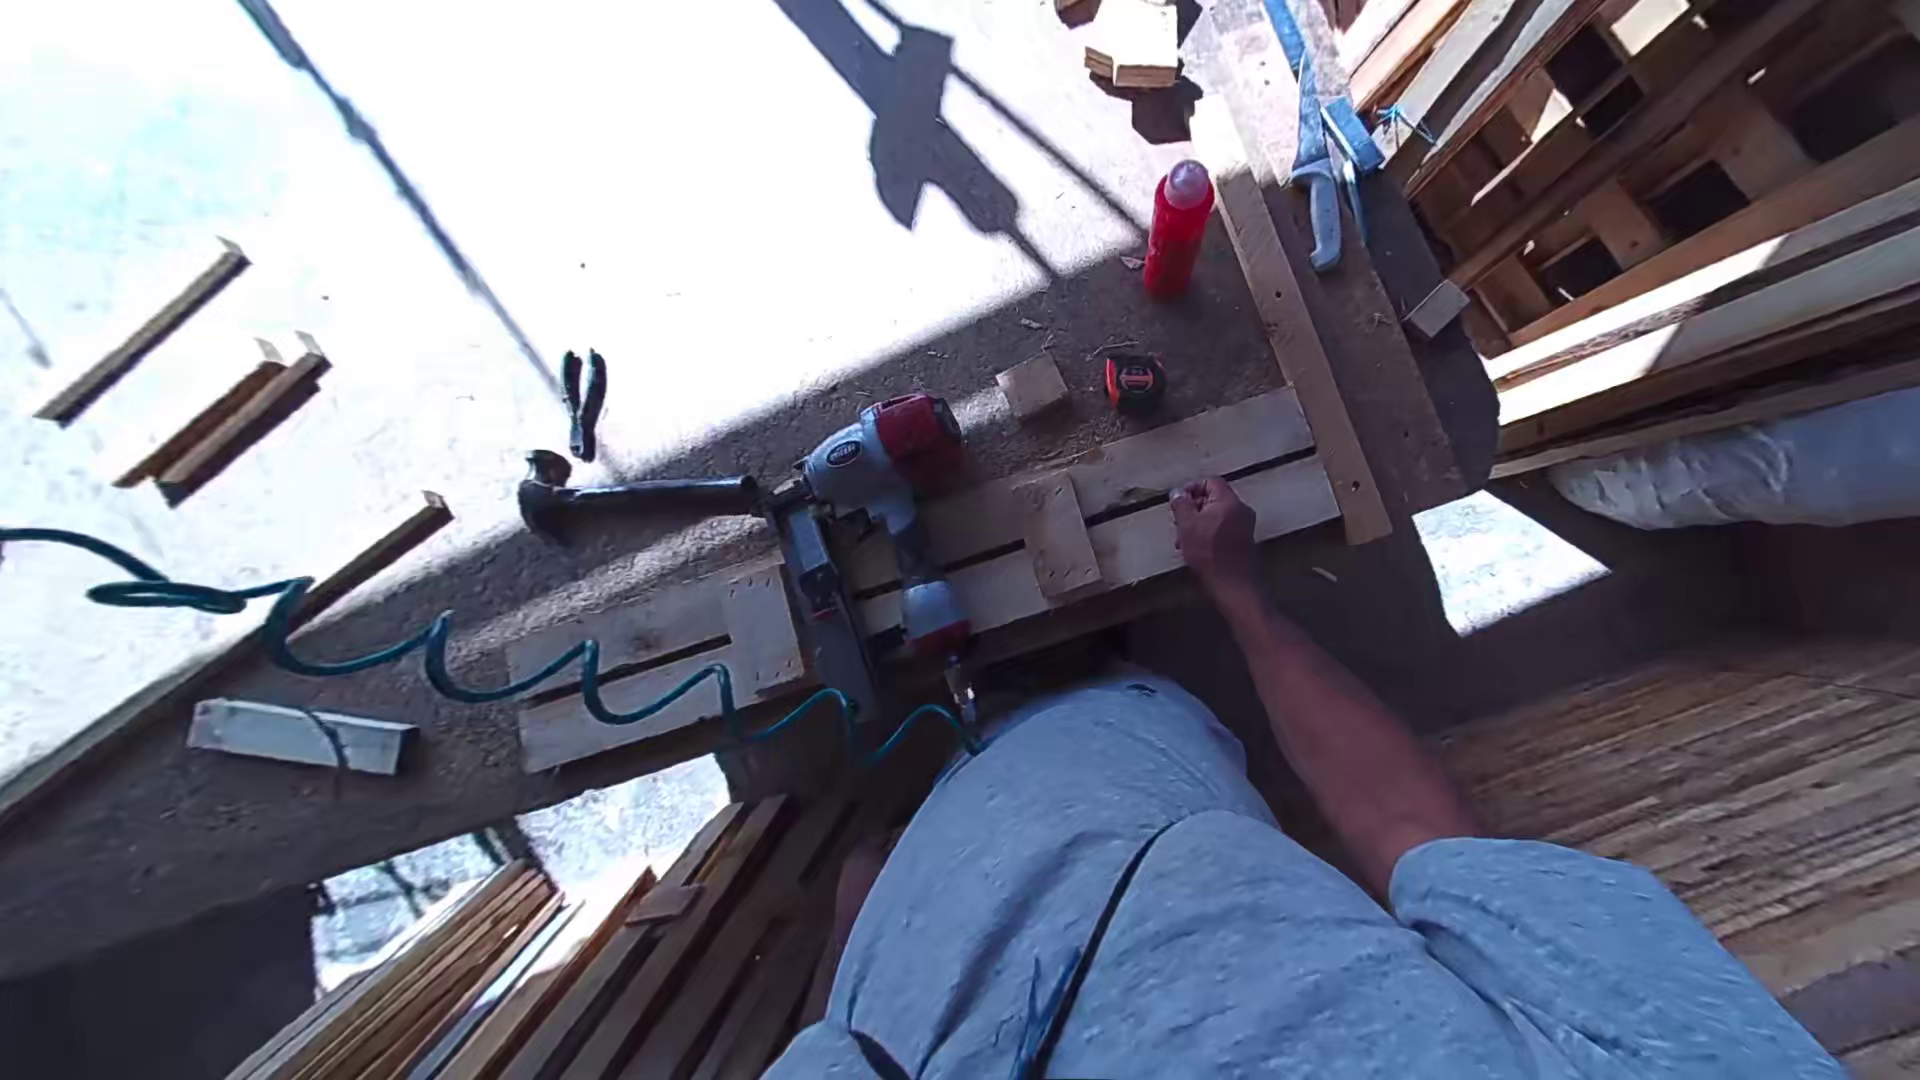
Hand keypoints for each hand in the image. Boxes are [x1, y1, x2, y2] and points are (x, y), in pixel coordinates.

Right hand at [1172, 477, 1256, 599]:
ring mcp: (1244, 525)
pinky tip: (1195, 546)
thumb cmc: (1208, 551)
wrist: (1231, 582)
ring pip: (1216, 514)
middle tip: (1178, 521)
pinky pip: (1223, 527)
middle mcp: (1241, 510)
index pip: (1211, 481)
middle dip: (1193, 508)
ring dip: (1197, 522)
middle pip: (1214, 498)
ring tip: (1182, 538)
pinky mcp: (1243, 539)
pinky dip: (1208, 531)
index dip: (1192, 487)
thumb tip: (1177, 492)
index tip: (1178, 501)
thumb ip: (1181, 505)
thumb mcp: (1187, 525)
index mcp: (1229, 502)